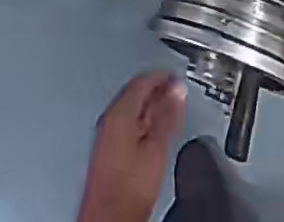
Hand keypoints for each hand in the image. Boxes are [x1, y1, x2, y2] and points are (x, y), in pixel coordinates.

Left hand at [77, 71, 187, 221]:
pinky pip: (126, 122)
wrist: (110, 216)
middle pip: (135, 91)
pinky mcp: (108, 148)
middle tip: (175, 90)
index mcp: (119, 112)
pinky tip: (153, 128)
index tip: (176, 77)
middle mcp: (109, 119)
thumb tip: (177, 91)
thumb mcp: (157, 147)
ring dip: (150, 104)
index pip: (142, 80)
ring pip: (131, 106)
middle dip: (157, 89)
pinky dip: (142, 119)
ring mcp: (106, 134)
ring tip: (169, 107)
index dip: (163, 76)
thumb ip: (168, 115)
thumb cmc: (129, 188)